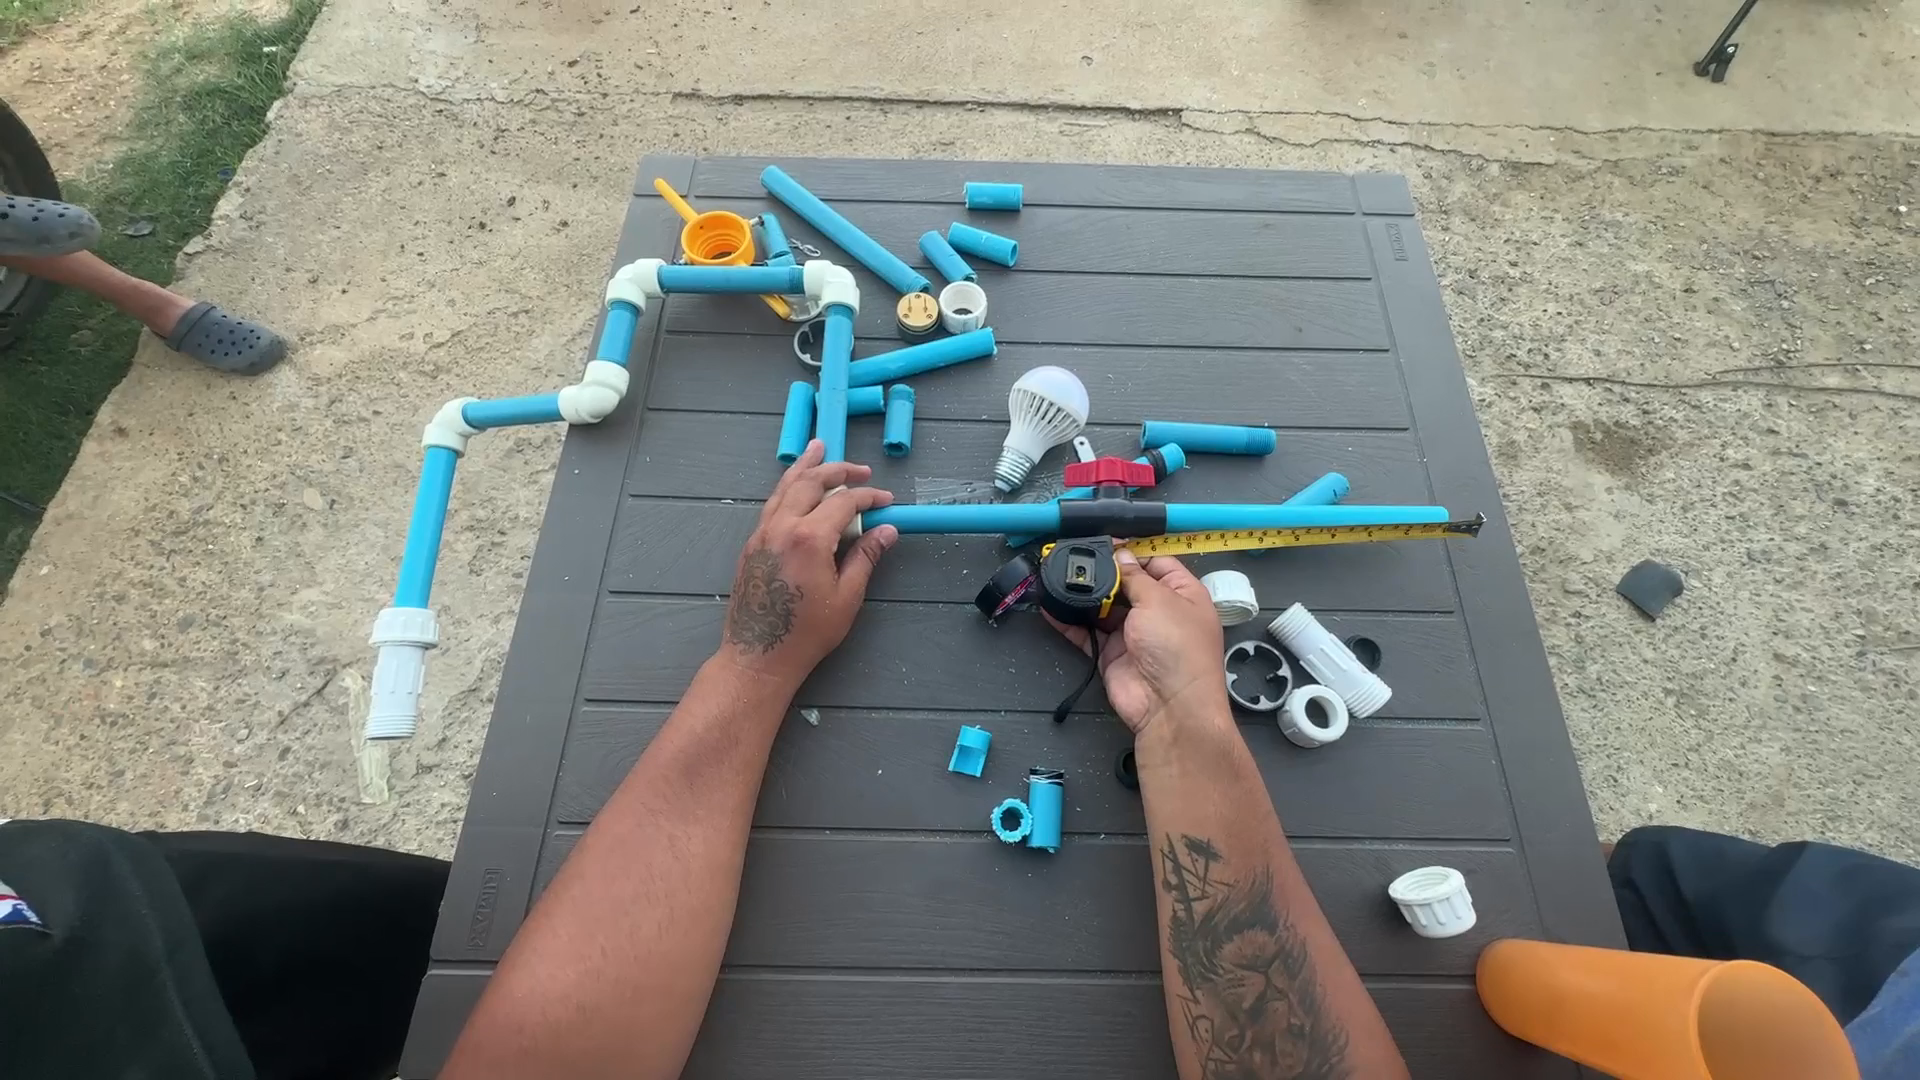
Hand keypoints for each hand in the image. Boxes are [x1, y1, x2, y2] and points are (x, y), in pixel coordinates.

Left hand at [716, 440, 899, 690]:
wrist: (759, 656)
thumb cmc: (807, 632)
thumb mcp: (847, 596)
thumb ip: (865, 557)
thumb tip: (887, 530)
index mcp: (809, 538)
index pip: (843, 502)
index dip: (868, 497)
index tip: (886, 500)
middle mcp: (782, 527)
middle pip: (810, 483)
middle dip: (837, 470)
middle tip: (859, 468)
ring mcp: (762, 533)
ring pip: (784, 488)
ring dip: (805, 467)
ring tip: (818, 449)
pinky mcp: (752, 544)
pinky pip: (772, 504)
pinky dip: (787, 488)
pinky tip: (796, 486)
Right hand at [1048, 550, 1228, 736]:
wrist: (1169, 707)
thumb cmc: (1179, 650)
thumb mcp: (1159, 600)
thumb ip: (1134, 576)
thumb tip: (1120, 556)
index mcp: (1183, 594)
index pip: (1157, 562)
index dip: (1133, 551)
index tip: (1106, 542)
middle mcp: (1159, 612)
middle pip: (1127, 583)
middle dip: (1105, 573)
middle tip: (1077, 558)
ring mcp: (1134, 633)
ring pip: (1105, 607)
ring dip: (1085, 595)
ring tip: (1062, 577)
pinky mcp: (1111, 652)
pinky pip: (1087, 632)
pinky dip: (1069, 621)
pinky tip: (1052, 607)